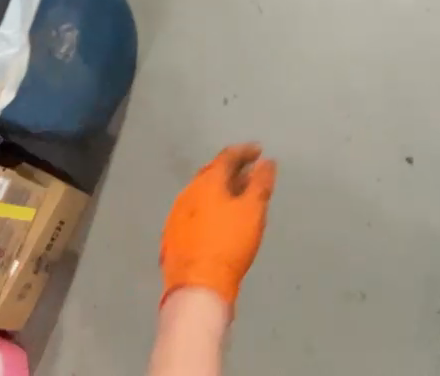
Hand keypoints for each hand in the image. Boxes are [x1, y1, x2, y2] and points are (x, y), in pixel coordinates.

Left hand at [159, 143, 276, 306]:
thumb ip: (261, 183)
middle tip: (249, 173)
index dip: (245, 151)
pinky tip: (217, 221)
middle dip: (232, 171)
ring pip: (201, 193)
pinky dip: (209, 209)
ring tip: (236, 198)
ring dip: (219, 191)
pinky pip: (194, 213)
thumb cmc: (229, 244)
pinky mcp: (172, 237)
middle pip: (212, 173)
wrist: (197, 289)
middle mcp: (188, 192)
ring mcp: (176, 215)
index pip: (227, 156)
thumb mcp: (253, 211)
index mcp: (207, 182)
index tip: (259, 151)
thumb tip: (267, 162)